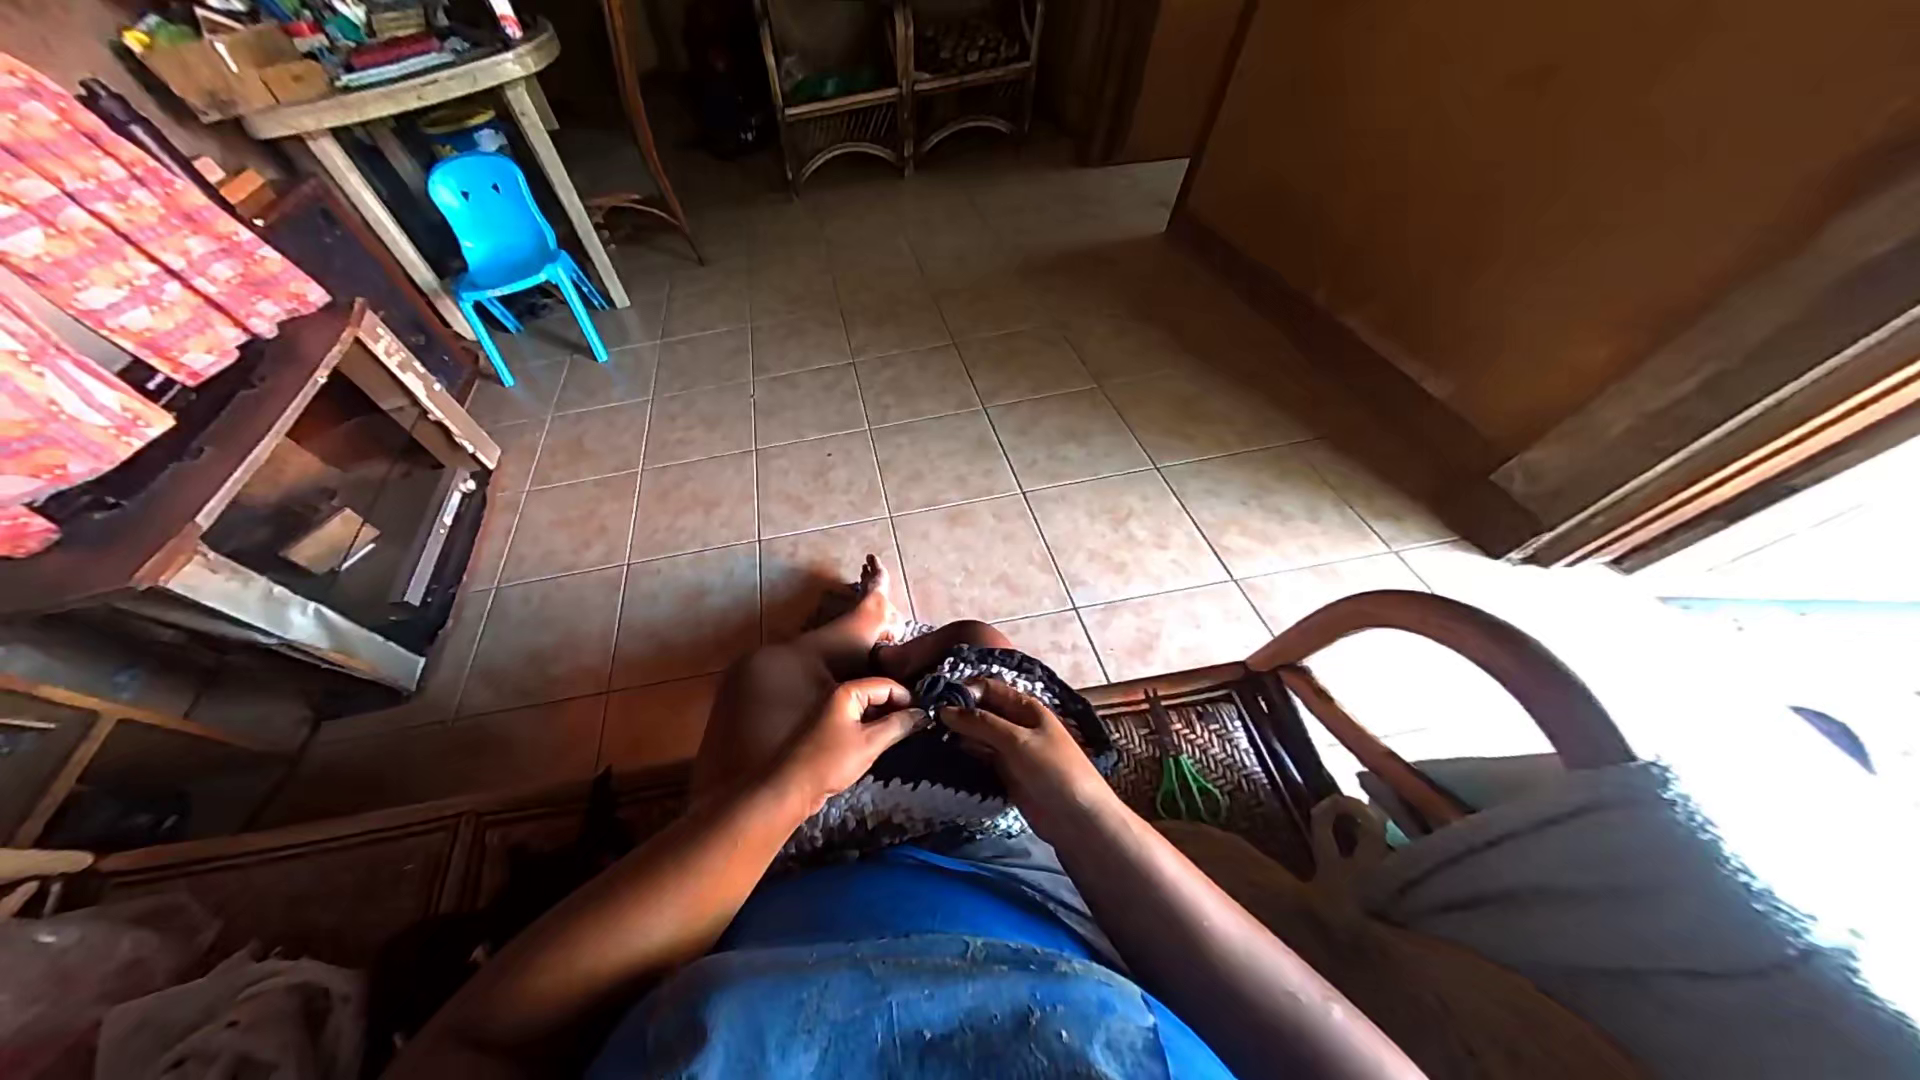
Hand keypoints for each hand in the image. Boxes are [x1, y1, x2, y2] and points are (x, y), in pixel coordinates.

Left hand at [773, 677, 925, 813]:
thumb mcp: (871, 743)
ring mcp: (832, 712)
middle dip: (897, 708)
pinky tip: (880, 742)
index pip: (887, 685)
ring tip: (901, 734)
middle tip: (915, 725)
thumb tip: (922, 715)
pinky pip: (857, 720)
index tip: (921, 716)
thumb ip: (898, 725)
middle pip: (877, 693)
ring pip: (868, 708)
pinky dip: (872, 727)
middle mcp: (838, 695)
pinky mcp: (829, 729)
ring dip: (885, 719)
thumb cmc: (830, 762)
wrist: (791, 788)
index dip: (906, 699)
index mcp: (847, 691)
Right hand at [939, 679, 1121, 842]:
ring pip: (978, 734)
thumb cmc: (1053, 770)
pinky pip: (981, 756)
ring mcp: (1011, 748)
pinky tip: (942, 754)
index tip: (933, 698)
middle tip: (923, 719)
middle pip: (981, 710)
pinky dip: (965, 754)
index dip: (963, 690)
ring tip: (926, 735)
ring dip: (958, 734)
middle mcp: (1016, 723)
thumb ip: (981, 723)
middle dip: (956, 712)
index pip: (988, 688)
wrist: (1077, 819)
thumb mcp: (1016, 741)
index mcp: (1025, 706)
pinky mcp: (1006, 772)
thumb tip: (944, 710)